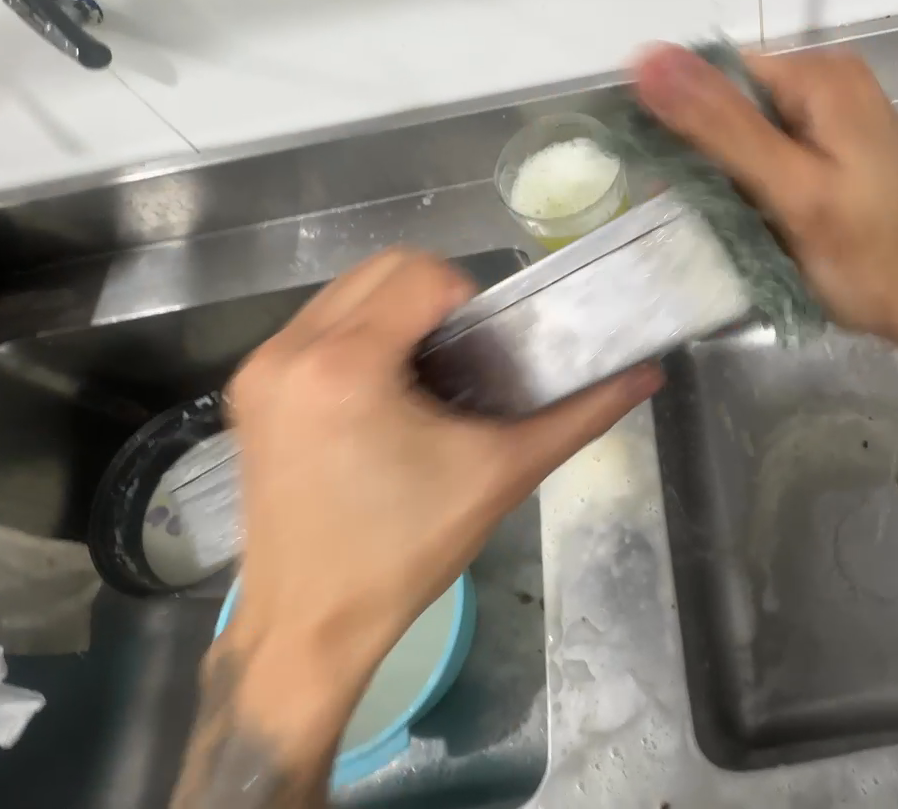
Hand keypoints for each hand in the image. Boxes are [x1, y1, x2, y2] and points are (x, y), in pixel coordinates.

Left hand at [224, 248, 660, 671]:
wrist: (309, 628)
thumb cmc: (406, 551)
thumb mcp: (503, 473)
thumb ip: (581, 414)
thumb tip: (648, 375)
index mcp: (344, 364)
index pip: (421, 274)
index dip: (471, 299)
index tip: (489, 349)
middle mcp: (290, 350)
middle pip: (382, 268)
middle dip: (437, 298)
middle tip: (469, 355)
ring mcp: (260, 369)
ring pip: (347, 291)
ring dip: (399, 312)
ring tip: (431, 372)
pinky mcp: (249, 390)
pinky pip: (318, 324)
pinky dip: (363, 334)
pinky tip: (388, 390)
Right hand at [632, 43, 897, 343]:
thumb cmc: (866, 257)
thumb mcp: (792, 191)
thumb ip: (722, 127)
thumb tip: (647, 59)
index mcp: (820, 75)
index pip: (718, 73)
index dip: (678, 116)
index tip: (660, 175)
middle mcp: (830, 79)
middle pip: (734, 99)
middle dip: (703, 147)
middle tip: (688, 204)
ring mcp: (835, 114)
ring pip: (749, 127)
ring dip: (724, 167)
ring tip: (717, 214)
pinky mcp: (835, 146)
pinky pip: (774, 147)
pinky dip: (752, 176)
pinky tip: (747, 212)